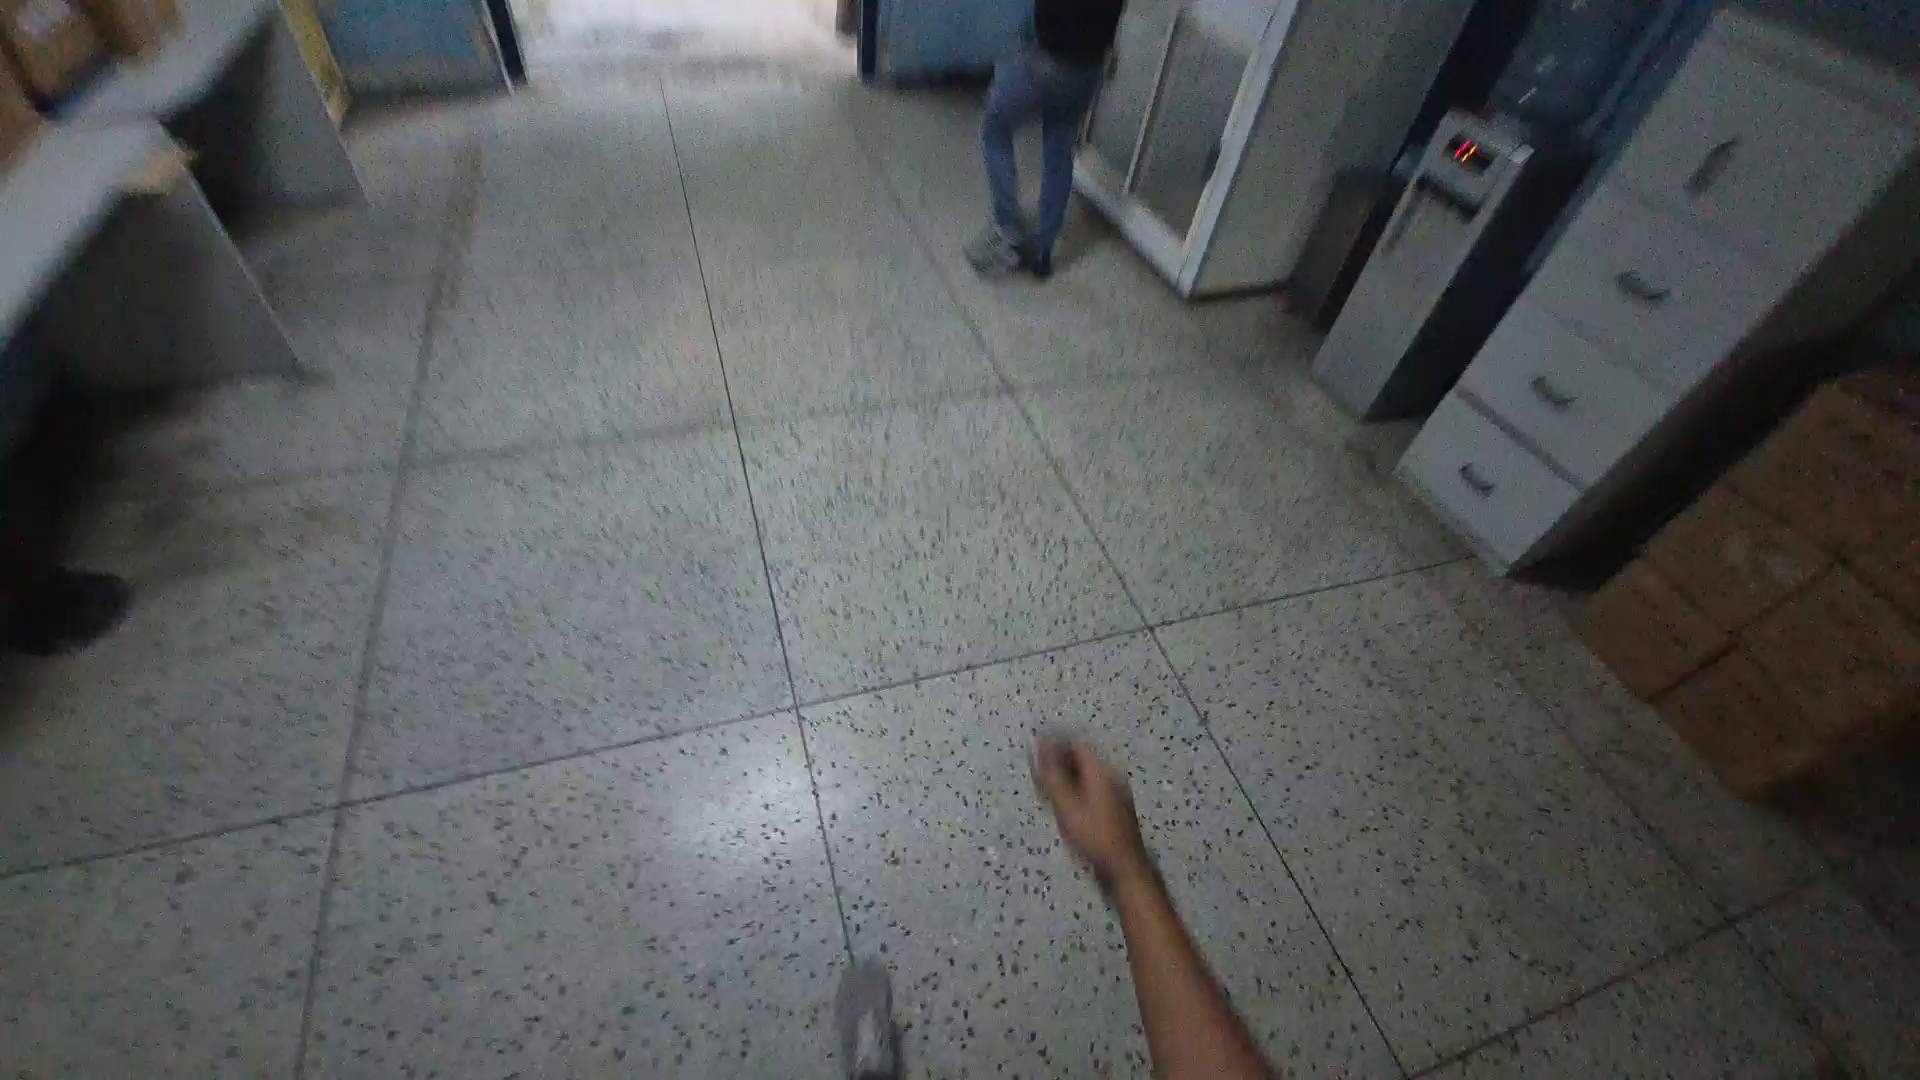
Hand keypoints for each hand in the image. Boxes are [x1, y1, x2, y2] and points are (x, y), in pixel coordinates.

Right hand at [1031, 734, 1151, 888]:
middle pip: (1080, 758)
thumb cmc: (1093, 835)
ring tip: (1045, 789)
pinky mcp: (1114, 809)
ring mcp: (1115, 793)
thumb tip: (1036, 744)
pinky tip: (1062, 805)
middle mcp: (1110, 776)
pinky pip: (1090, 789)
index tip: (1034, 748)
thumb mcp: (1066, 804)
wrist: (1124, 869)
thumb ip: (1050, 773)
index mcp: (1100, 769)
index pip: (1074, 742)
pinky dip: (1073, 791)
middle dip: (1056, 761)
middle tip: (1037, 771)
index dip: (1053, 742)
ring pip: (1084, 775)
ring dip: (1063, 777)